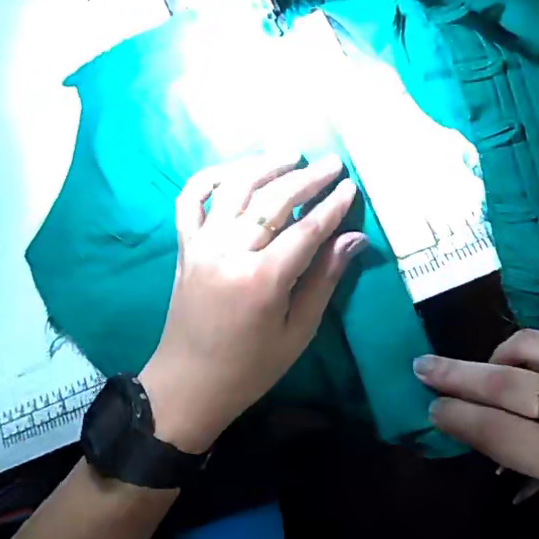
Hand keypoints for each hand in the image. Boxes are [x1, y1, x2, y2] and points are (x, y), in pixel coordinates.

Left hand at [138, 155, 366, 452]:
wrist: (188, 385)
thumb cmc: (251, 367)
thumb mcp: (298, 331)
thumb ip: (324, 279)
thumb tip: (354, 238)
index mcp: (262, 280)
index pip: (306, 229)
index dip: (332, 205)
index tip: (351, 186)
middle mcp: (229, 253)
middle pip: (273, 201)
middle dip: (307, 178)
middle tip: (333, 163)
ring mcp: (202, 246)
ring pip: (234, 189)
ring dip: (264, 166)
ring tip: (291, 154)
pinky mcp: (184, 246)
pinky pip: (191, 200)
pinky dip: (210, 177)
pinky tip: (234, 170)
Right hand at [416, 330, 538, 538]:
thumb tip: (492, 438)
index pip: (505, 433)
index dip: (460, 418)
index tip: (431, 408)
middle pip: (509, 385)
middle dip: (458, 376)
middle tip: (423, 366)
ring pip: (536, 348)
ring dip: (498, 353)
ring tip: (481, 363)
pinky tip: (537, 364)